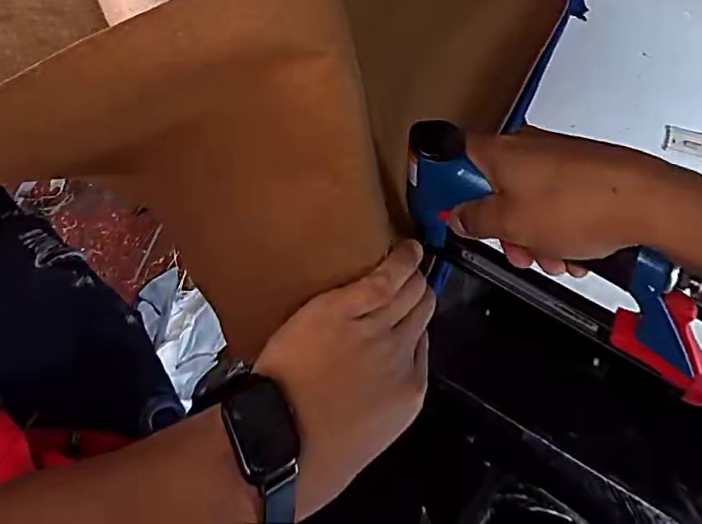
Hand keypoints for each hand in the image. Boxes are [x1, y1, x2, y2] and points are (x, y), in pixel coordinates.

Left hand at [254, 239, 433, 518]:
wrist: (278, 441)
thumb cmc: (314, 453)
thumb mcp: (366, 435)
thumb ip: (381, 398)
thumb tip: (377, 376)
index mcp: (409, 392)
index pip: (423, 342)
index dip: (414, 322)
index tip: (407, 310)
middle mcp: (400, 356)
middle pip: (421, 310)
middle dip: (417, 291)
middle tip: (411, 275)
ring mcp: (374, 330)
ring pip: (409, 291)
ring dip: (413, 270)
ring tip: (412, 251)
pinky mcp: (343, 309)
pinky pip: (383, 279)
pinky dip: (399, 260)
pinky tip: (404, 248)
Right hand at [451, 127, 695, 275]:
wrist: (648, 202)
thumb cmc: (582, 204)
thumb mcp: (512, 224)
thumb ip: (475, 220)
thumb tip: (460, 217)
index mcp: (496, 150)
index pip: (451, 154)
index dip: (443, 182)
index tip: (442, 205)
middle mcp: (523, 146)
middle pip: (491, 185)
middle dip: (500, 224)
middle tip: (513, 248)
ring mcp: (553, 156)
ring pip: (525, 197)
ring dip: (533, 233)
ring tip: (555, 258)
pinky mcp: (580, 170)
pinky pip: (554, 199)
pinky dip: (558, 226)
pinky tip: (575, 250)